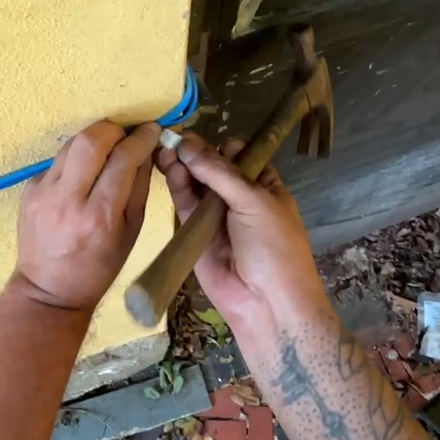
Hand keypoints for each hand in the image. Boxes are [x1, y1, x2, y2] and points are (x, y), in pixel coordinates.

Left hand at [12, 120, 159, 311]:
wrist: (48, 290)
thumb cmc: (99, 267)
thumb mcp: (131, 232)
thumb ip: (139, 187)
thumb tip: (146, 149)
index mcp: (100, 216)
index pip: (123, 159)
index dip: (141, 138)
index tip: (151, 129)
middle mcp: (68, 199)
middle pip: (91, 140)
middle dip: (114, 129)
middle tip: (125, 136)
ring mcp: (43, 192)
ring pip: (71, 144)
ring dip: (93, 141)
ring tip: (106, 152)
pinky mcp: (28, 189)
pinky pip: (57, 162)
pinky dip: (74, 162)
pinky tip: (81, 178)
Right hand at [157, 133, 334, 346]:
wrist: (267, 305)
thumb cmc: (274, 246)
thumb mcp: (253, 201)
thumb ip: (219, 172)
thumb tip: (188, 143)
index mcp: (263, 186)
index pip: (239, 155)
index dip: (219, 145)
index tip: (200, 134)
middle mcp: (238, 197)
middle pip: (211, 167)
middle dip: (194, 152)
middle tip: (173, 137)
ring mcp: (216, 215)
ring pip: (194, 182)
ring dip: (181, 165)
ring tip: (166, 149)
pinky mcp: (195, 232)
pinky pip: (184, 203)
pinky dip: (175, 185)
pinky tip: (168, 167)